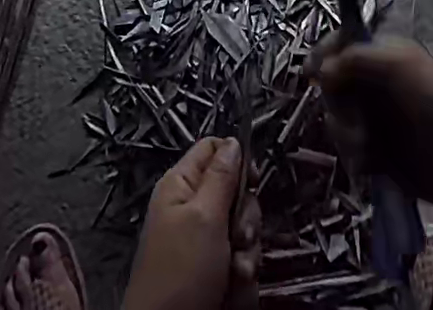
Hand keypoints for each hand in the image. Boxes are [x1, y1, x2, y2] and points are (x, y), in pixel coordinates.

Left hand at [122, 137, 250, 309]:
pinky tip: (234, 289)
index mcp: (181, 185)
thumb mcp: (203, 216)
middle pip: (236, 192)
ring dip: (247, 252)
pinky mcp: (216, 272)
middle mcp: (193, 209)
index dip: (237, 158)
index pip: (213, 149)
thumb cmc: (180, 273)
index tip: (253, 179)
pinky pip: (242, 261)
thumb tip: (233, 142)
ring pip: (244, 229)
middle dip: (246, 216)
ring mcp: (205, 243)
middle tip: (238, 235)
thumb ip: (222, 177)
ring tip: (234, 272)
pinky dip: (243, 277)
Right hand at [309, 35, 432, 203]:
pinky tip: (369, 162)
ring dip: (344, 133)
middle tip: (353, 120)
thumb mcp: (399, 65)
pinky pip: (348, 148)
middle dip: (336, 104)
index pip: (341, 43)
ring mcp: (374, 116)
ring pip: (336, 118)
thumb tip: (322, 71)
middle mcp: (373, 82)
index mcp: (381, 53)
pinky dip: (354, 155)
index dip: (324, 54)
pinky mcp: (375, 149)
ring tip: (365, 146)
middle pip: (332, 84)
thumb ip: (357, 58)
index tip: (312, 73)